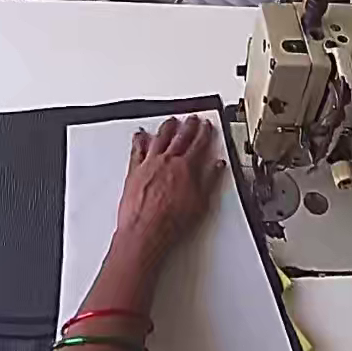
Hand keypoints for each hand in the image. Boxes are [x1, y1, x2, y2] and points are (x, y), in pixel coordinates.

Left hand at [115, 116, 222, 266]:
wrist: (145, 231)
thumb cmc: (171, 221)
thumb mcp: (201, 202)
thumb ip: (210, 180)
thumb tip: (217, 166)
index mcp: (186, 167)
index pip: (199, 144)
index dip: (204, 133)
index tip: (206, 126)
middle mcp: (167, 161)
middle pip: (180, 137)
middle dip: (188, 126)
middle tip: (191, 119)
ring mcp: (149, 164)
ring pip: (159, 139)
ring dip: (167, 128)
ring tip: (170, 122)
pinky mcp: (134, 171)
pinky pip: (137, 150)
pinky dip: (139, 141)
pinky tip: (140, 136)